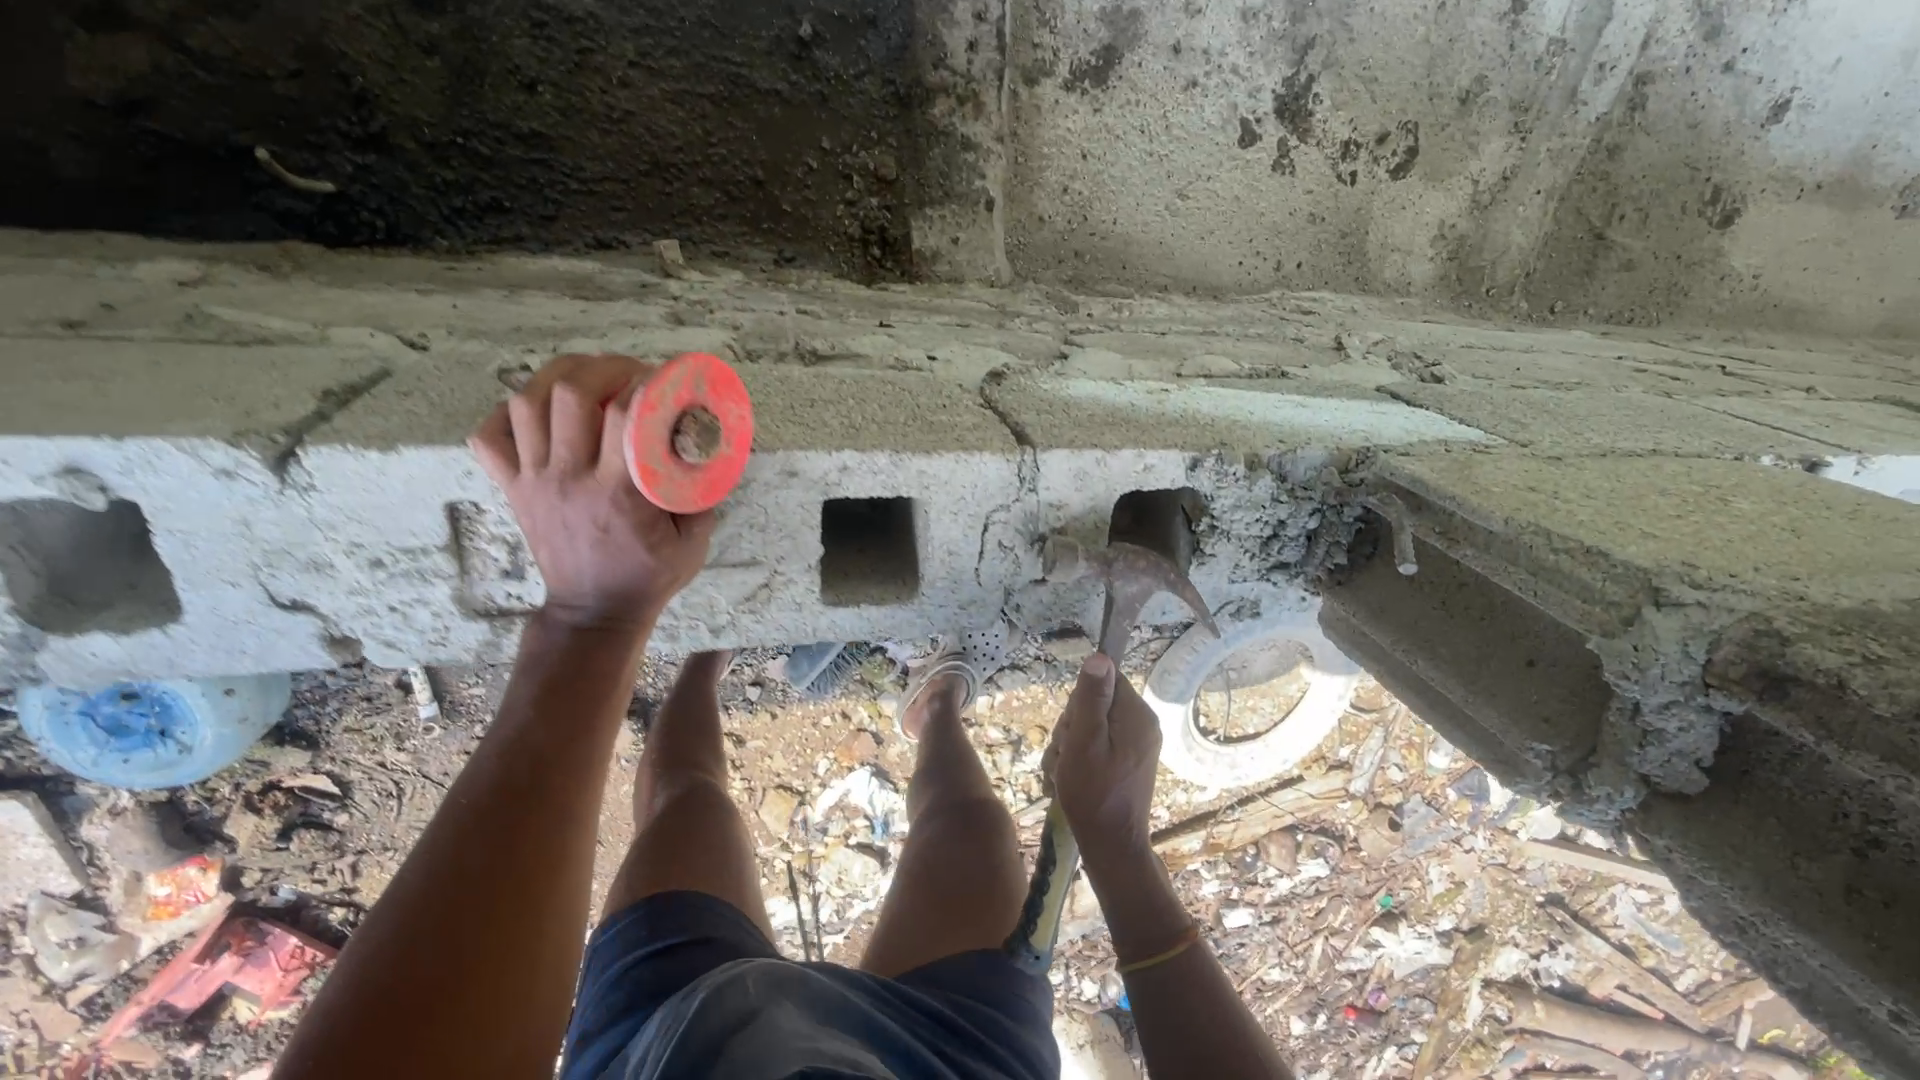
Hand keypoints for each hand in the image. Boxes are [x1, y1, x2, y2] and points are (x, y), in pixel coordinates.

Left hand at [469, 354, 715, 630]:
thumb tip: (712, 451)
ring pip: (526, 402)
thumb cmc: (648, 578)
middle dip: (603, 367)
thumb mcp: (694, 543)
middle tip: (628, 373)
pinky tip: (537, 411)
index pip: (627, 413)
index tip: (666, 378)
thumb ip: (702, 496)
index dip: (649, 383)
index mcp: (619, 491)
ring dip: (557, 378)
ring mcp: (534, 481)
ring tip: (586, 379)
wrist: (594, 612)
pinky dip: (507, 413)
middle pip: (570, 393)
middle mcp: (570, 478)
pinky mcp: (512, 489)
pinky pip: (490, 436)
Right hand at [1051, 653, 1161, 871]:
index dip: (1081, 701)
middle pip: (1094, 704)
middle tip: (1067, 756)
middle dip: (1071, 727)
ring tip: (1064, 773)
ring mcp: (1135, 746)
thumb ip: (1092, 698)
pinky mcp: (1126, 763)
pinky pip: (1095, 746)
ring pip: (1089, 726)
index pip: (1105, 680)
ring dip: (1069, 747)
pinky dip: (1077, 761)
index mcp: (1137, 715)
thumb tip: (1100, 656)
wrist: (1111, 846)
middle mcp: (1141, 725)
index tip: (1075, 729)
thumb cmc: (1094, 794)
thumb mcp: (1085, 741)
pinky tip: (1068, 780)